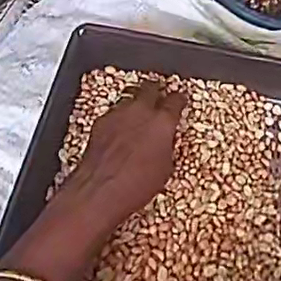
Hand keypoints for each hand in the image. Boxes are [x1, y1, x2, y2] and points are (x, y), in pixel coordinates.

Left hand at [56, 82, 188, 233]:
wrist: (100, 192)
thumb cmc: (137, 185)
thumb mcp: (166, 167)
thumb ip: (167, 145)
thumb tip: (165, 141)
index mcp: (163, 121)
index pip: (176, 100)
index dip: (179, 100)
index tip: (180, 101)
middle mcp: (141, 111)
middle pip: (150, 88)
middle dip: (156, 91)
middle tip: (159, 98)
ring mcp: (118, 114)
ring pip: (130, 97)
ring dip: (136, 103)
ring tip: (138, 114)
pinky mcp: (100, 122)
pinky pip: (114, 113)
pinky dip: (119, 118)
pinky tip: (120, 130)